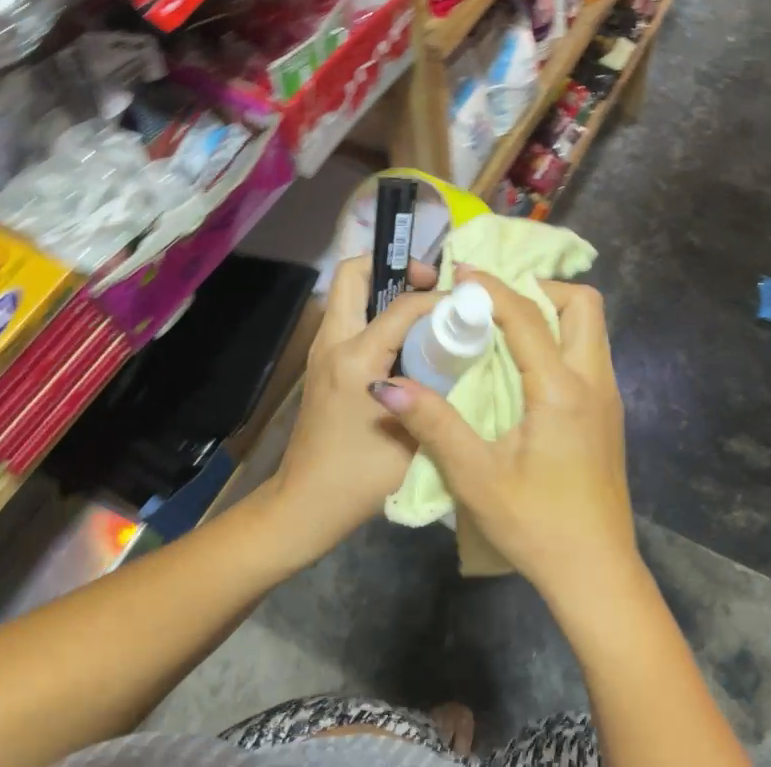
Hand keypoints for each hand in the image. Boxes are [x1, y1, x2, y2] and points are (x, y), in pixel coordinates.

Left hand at [268, 258, 441, 555]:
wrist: (306, 504)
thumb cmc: (361, 478)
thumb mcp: (413, 436)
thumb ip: (437, 389)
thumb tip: (464, 355)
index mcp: (355, 359)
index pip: (402, 304)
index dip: (437, 296)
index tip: (464, 304)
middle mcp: (333, 343)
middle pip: (353, 273)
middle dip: (394, 266)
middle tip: (428, 283)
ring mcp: (322, 351)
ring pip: (349, 292)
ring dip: (383, 286)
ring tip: (423, 306)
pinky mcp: (323, 363)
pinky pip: (350, 317)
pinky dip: (376, 310)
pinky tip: (406, 337)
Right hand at [369, 272, 636, 601]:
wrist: (596, 572)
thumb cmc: (535, 525)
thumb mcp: (476, 477)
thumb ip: (434, 424)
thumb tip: (387, 385)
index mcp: (562, 389)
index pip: (528, 316)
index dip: (492, 289)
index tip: (461, 273)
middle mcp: (594, 382)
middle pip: (582, 305)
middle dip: (539, 290)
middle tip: (493, 302)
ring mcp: (608, 398)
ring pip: (591, 329)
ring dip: (553, 313)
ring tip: (504, 327)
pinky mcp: (609, 415)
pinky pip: (590, 354)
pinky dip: (561, 340)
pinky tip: (526, 367)